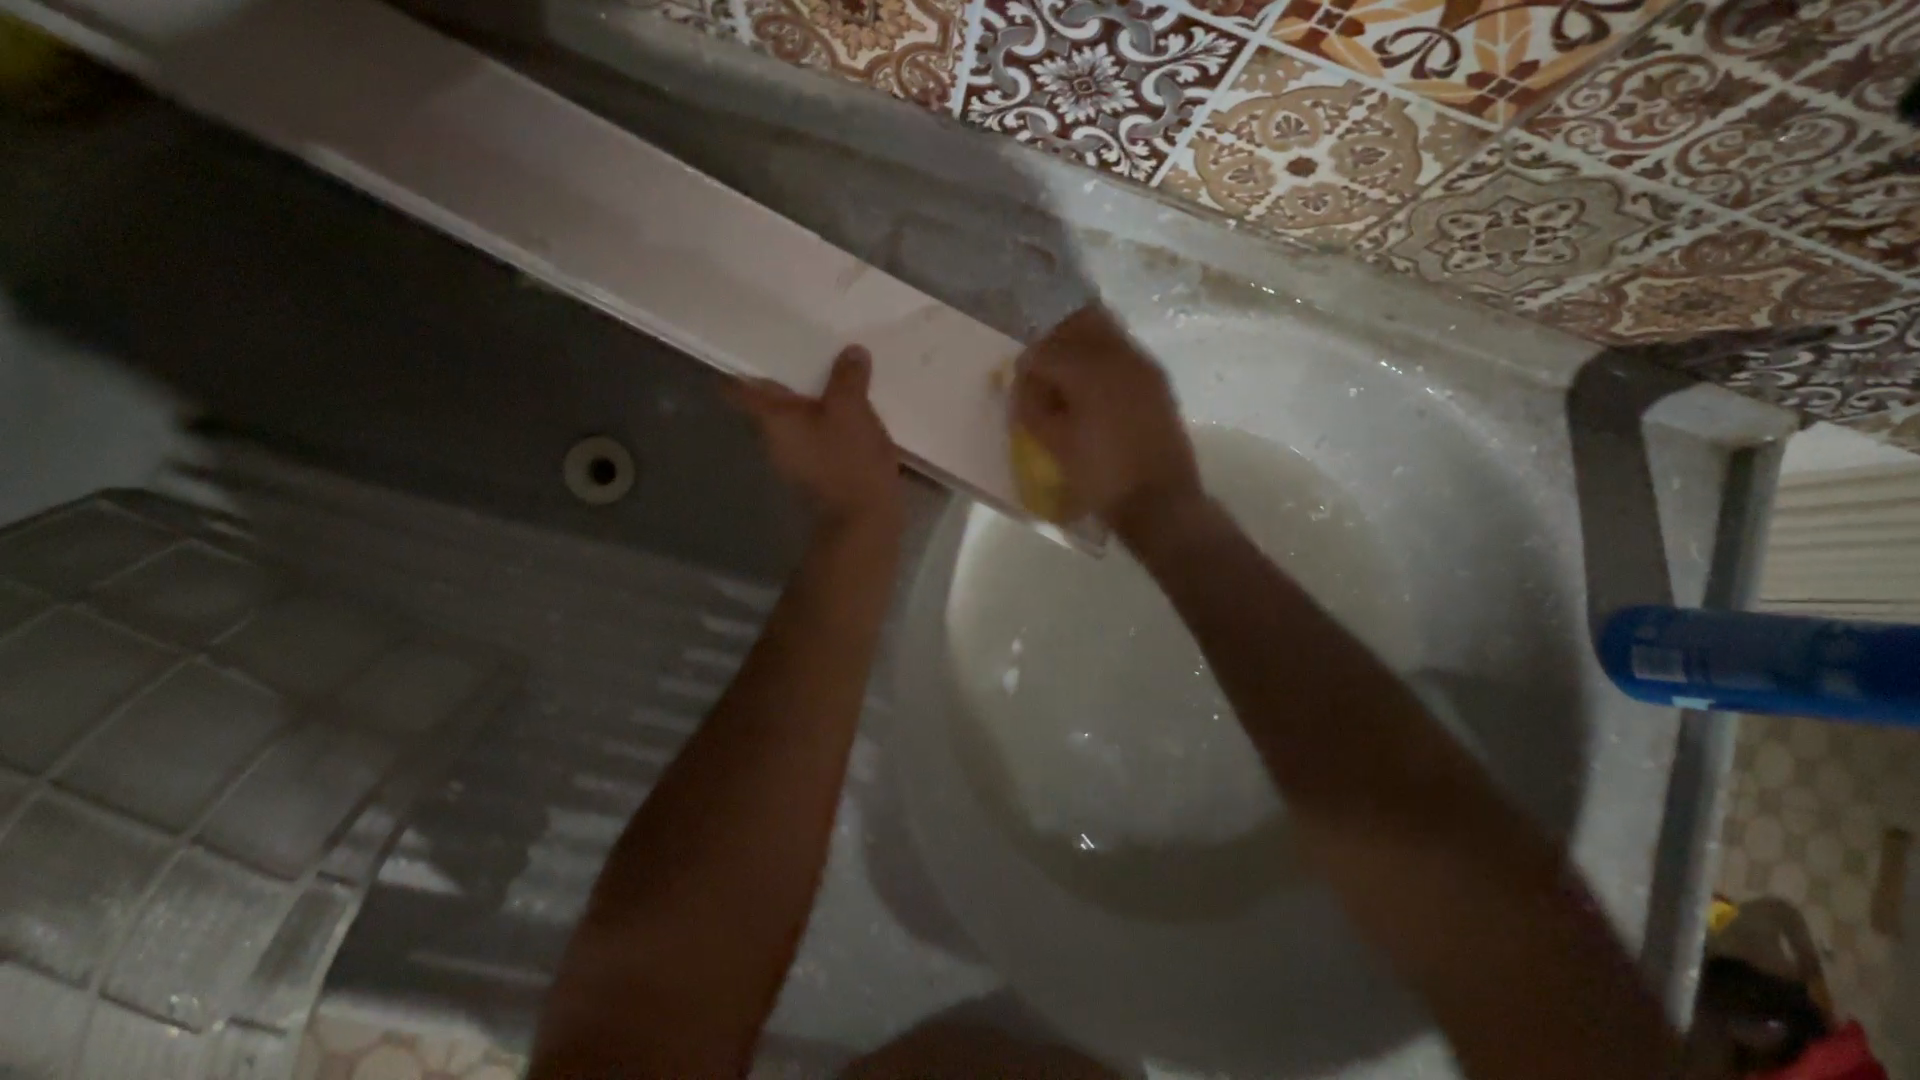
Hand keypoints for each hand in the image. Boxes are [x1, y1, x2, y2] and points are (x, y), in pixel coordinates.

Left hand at [730, 346, 902, 529]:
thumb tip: (851, 353)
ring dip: (810, 403)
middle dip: (785, 381)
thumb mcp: (851, 409)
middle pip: (769, 404)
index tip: (744, 351)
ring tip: (833, 379)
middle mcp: (773, 440)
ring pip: (794, 421)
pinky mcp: (816, 473)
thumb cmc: (848, 460)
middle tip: (802, 353)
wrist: (864, 520)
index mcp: (771, 420)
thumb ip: (848, 378)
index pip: (738, 391)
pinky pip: (815, 438)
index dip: (737, 371)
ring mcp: (794, 460)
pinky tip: (849, 413)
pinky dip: (826, 423)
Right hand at [1012, 306, 1200, 539]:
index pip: (1045, 350)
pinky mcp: (1159, 384)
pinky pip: (1123, 357)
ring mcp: (1144, 367)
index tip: (1019, 388)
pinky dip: (1102, 364)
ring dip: (1080, 349)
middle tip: (1041, 375)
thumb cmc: (1100, 476)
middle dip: (1054, 344)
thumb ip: (1031, 407)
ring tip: (1066, 384)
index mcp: (1090, 368)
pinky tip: (1093, 395)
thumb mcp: (1054, 445)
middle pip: (1079, 326)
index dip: (1026, 367)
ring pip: (1105, 336)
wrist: (1160, 501)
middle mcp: (1120, 355)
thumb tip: (1024, 384)